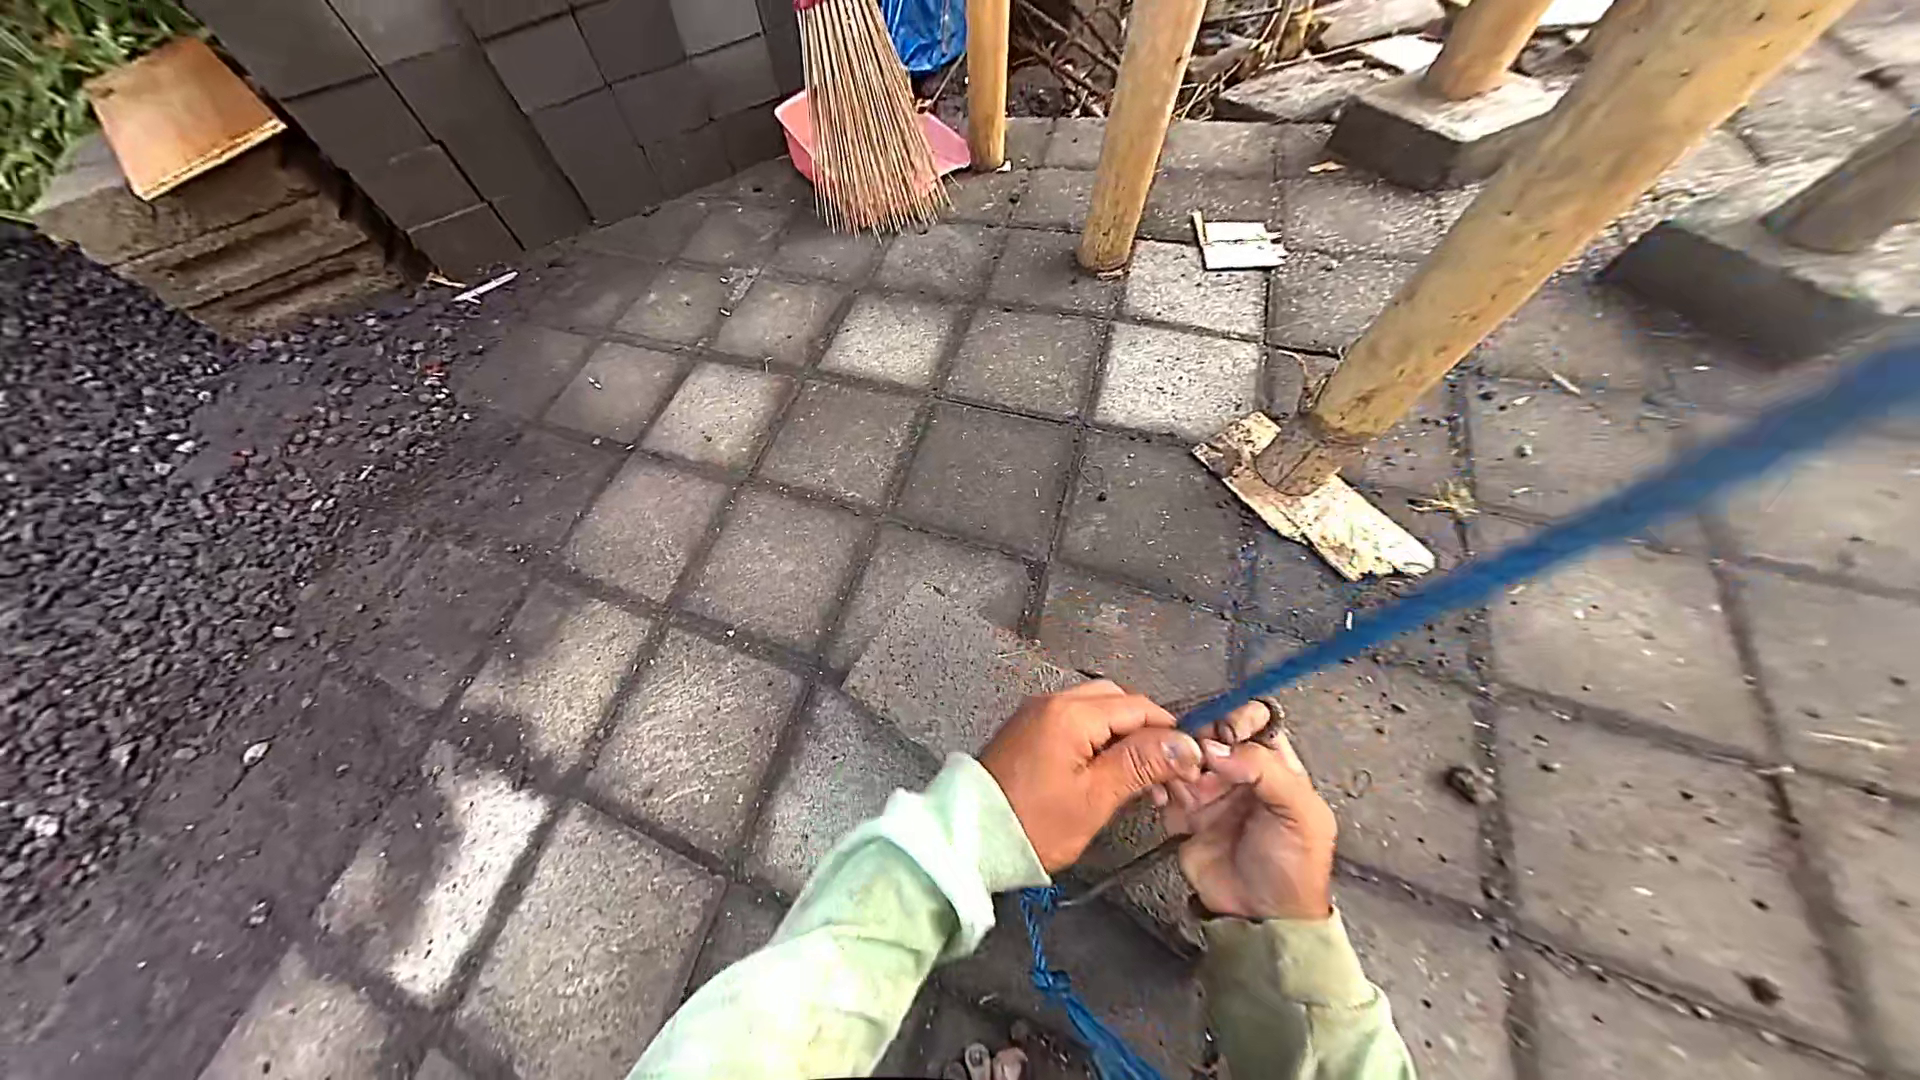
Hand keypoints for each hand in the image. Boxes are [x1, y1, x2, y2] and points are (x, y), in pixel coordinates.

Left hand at [979, 681, 1203, 870]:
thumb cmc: (1034, 822)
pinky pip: (1075, 720)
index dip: (1169, 734)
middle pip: (1118, 701)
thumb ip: (1140, 764)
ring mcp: (1038, 712)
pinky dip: (1098, 738)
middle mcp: (1053, 701)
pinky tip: (1109, 771)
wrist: (971, 835)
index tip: (1189, 767)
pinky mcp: (1029, 727)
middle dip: (1147, 732)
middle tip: (1166, 774)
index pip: (1138, 707)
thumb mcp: (1094, 798)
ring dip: (1124, 736)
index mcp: (1071, 713)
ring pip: (1097, 709)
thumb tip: (1186, 744)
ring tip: (1142, 781)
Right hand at [1166, 701, 1336, 919]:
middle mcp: (1238, 769)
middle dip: (1198, 741)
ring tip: (1183, 785)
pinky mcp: (1182, 806)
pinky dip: (1158, 782)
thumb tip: (1215, 746)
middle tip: (1197, 760)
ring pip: (1181, 752)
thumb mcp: (1300, 814)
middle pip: (1208, 731)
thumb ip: (1265, 770)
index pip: (1251, 719)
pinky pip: (1162, 780)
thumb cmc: (1294, 867)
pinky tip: (1165, 795)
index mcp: (1274, 763)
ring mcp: (1208, 786)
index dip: (1235, 717)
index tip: (1224, 732)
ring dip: (1176, 763)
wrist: (1259, 917)